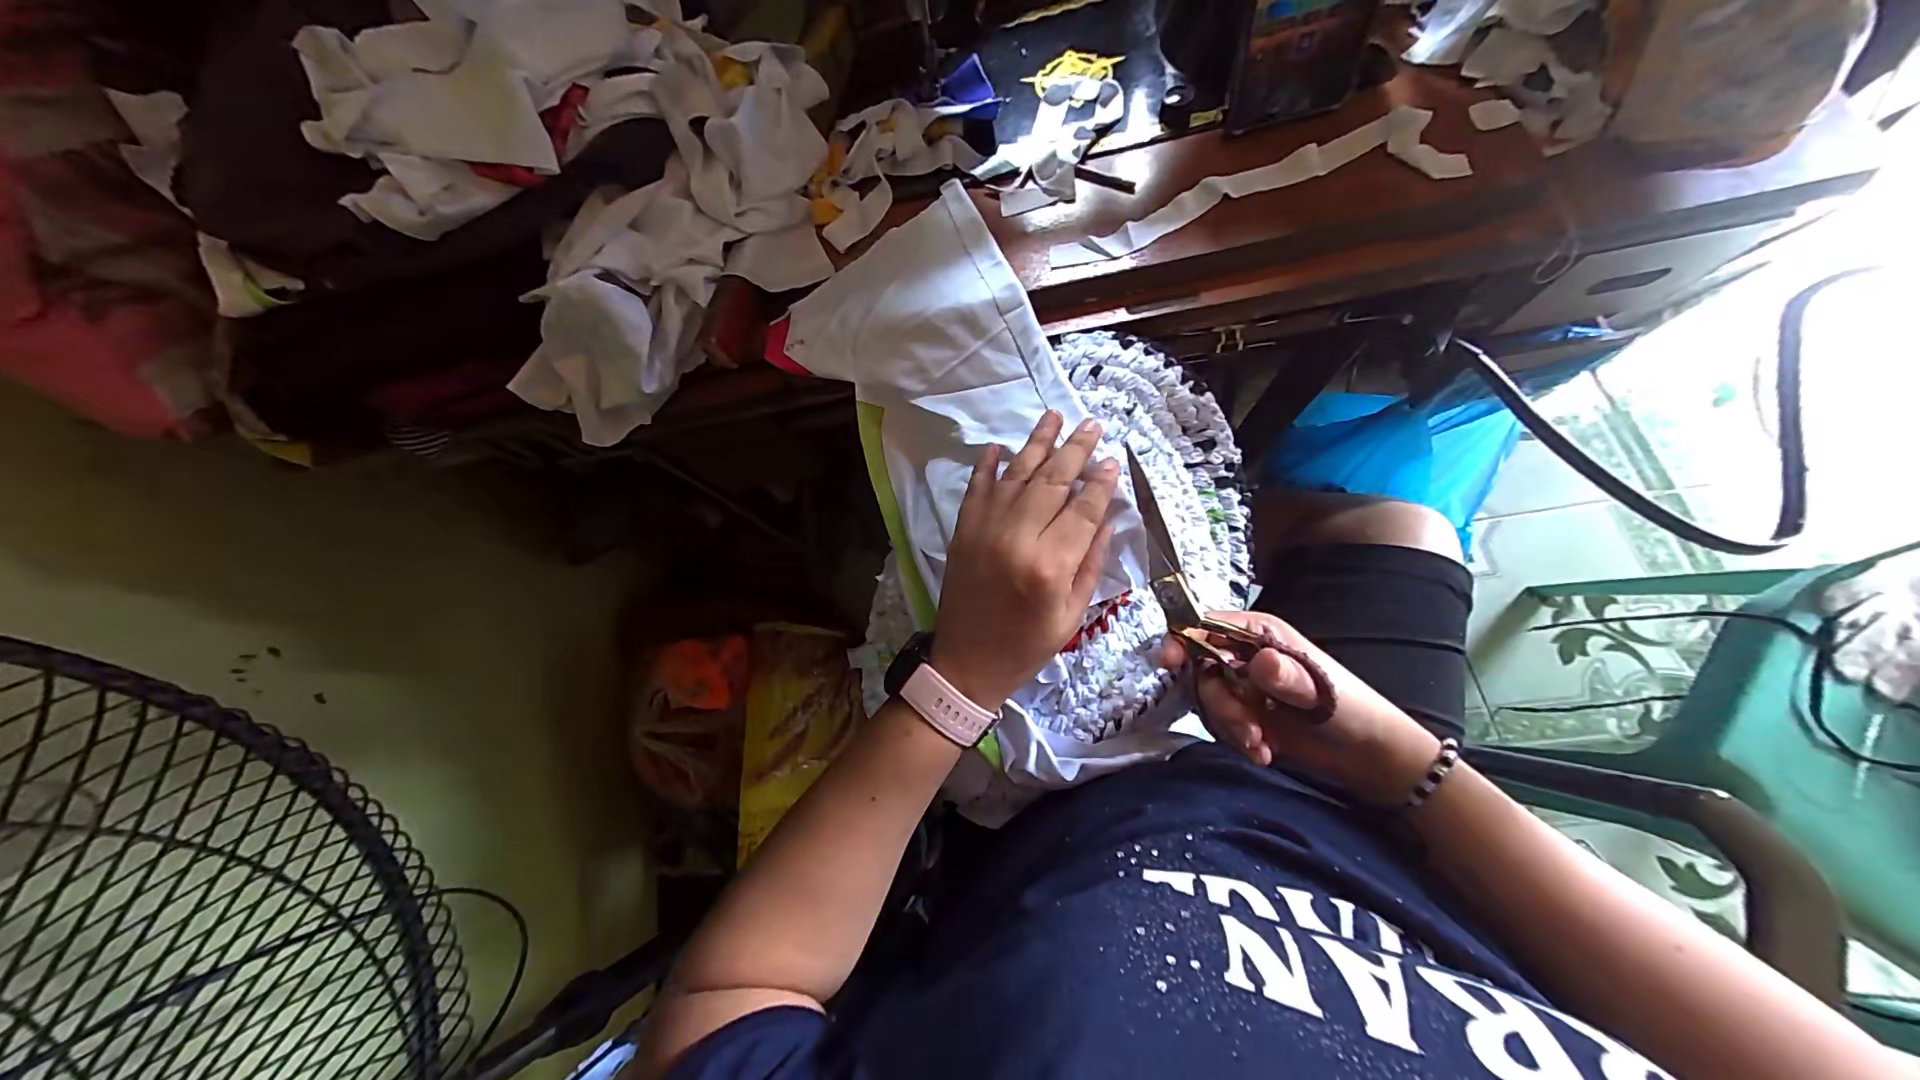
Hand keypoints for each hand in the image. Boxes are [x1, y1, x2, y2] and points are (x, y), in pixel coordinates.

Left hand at [931, 411, 1118, 708]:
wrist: (965, 663)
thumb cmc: (1026, 645)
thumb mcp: (1072, 614)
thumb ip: (1090, 562)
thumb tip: (1106, 517)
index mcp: (1050, 565)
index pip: (1083, 510)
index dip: (1101, 483)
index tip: (1113, 460)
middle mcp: (1017, 538)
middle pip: (1051, 482)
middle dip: (1075, 450)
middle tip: (1092, 425)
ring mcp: (984, 530)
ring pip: (1016, 475)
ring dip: (1037, 443)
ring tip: (1054, 415)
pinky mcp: (963, 531)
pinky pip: (977, 488)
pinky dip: (988, 465)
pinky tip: (1001, 445)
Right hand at [1160, 611, 1442, 804]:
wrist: (1367, 755)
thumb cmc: (1351, 709)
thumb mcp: (1322, 692)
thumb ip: (1288, 676)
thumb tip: (1259, 661)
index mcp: (1259, 634)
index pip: (1207, 624)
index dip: (1184, 638)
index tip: (1170, 661)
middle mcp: (1243, 654)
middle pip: (1201, 667)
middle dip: (1220, 702)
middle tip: (1249, 728)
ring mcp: (1241, 684)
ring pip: (1208, 698)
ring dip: (1231, 725)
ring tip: (1263, 744)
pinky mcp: (1241, 712)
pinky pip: (1218, 722)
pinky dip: (1237, 739)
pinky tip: (1264, 750)